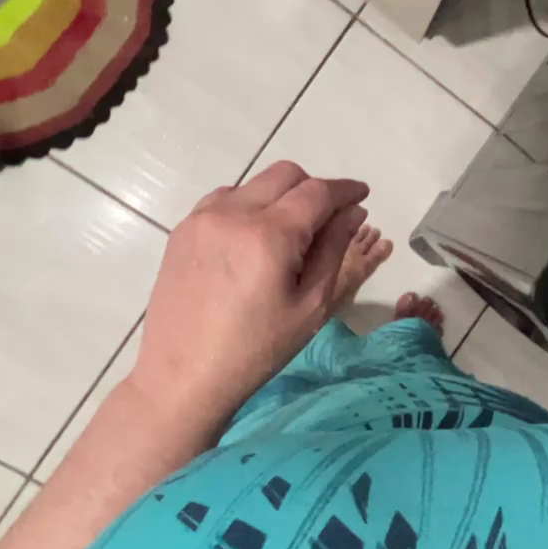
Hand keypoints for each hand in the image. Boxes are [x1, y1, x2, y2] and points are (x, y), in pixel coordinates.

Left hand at [129, 161, 367, 418]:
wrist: (185, 373)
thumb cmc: (258, 348)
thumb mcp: (311, 305)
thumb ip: (334, 250)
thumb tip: (352, 213)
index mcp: (270, 235)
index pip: (318, 192)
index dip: (346, 190)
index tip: (363, 195)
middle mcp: (234, 213)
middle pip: (286, 175)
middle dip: (315, 189)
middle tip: (330, 220)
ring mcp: (203, 218)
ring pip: (255, 184)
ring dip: (281, 197)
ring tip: (290, 237)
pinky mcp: (184, 230)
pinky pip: (226, 199)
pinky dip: (251, 207)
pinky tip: (255, 242)